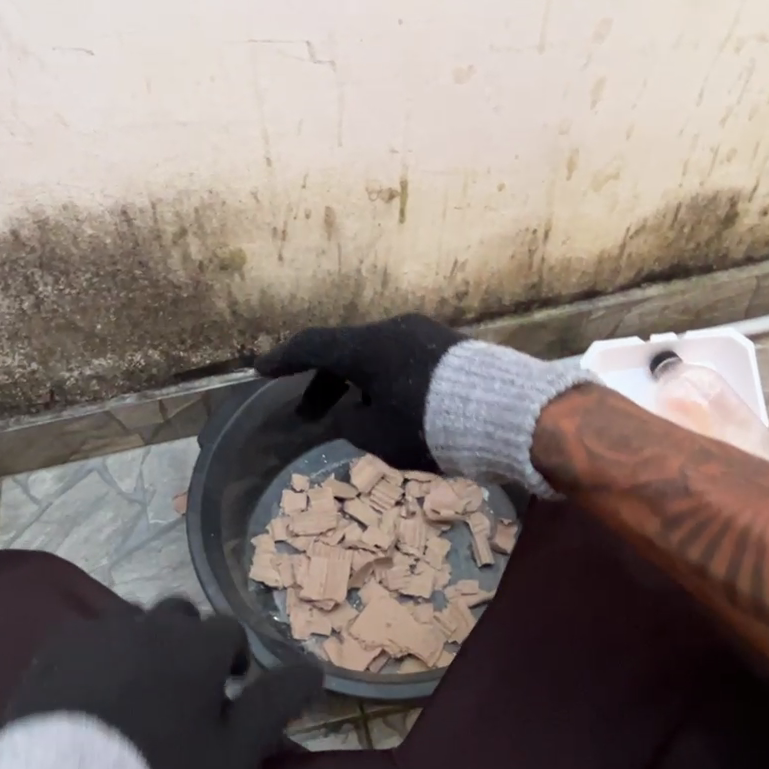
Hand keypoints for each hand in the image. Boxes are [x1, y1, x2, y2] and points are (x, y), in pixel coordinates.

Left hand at [5, 598, 322, 768]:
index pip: (229, 631)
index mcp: (199, 645)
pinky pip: (88, 639)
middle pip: (179, 617)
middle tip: (180, 693)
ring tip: (134, 693)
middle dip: (187, 644)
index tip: (227, 694)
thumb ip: (275, 703)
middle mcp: (151, 624)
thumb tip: (315, 667)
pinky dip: (98, 657)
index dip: (233, 661)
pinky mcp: (52, 652)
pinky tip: (89, 695)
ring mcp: (98, 633)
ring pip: (132, 622)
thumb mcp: (234, 756)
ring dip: (142, 645)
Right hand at [255, 314, 464, 470]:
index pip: (312, 346)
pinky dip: (383, 380)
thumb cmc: (431, 427)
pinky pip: (402, 359)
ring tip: (354, 417)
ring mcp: (422, 334)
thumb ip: (351, 423)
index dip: (283, 358)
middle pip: (344, 352)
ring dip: (356, 384)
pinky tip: (390, 407)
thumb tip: (349, 413)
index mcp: (365, 348)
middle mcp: (390, 331)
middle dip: (323, 384)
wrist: (506, 414)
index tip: (261, 369)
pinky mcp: (447, 346)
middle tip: (307, 415)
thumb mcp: (379, 437)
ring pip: (375, 356)